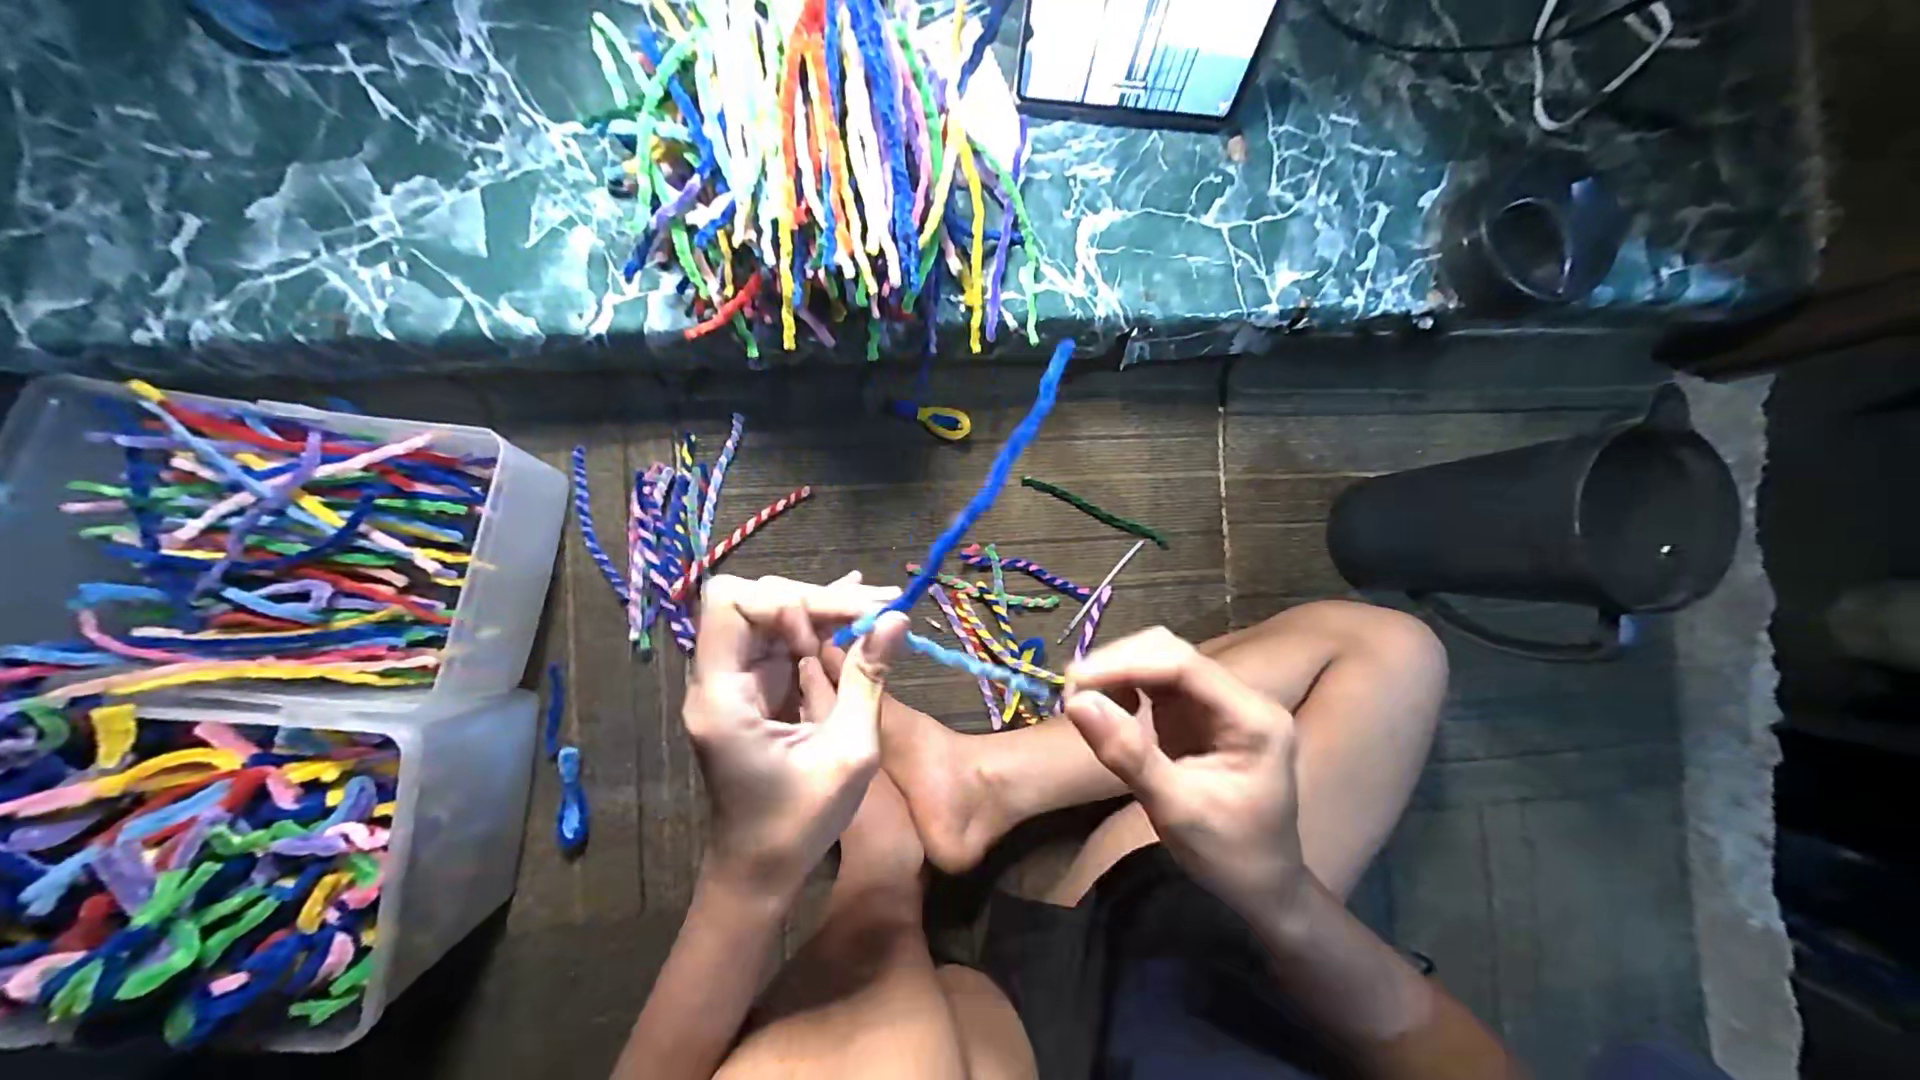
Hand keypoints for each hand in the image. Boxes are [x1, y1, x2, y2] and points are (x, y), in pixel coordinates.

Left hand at [685, 573, 908, 896]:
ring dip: (826, 608)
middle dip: (817, 599)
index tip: (837, 623)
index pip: (730, 604)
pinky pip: (784, 640)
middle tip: (877, 608)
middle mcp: (719, 679)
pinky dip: (820, 625)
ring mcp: (737, 682)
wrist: (760, 870)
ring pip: (774, 616)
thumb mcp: (849, 751)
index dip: (786, 598)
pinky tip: (858, 609)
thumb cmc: (799, 823)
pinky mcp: (756, 689)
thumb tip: (897, 617)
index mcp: (722, 696)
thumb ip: (867, 678)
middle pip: (756, 603)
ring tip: (881, 605)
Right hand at [1063, 627, 1306, 915]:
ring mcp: (1217, 702)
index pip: (1184, 666)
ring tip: (1082, 697)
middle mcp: (1239, 698)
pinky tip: (1109, 707)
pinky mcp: (1196, 712)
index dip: (1126, 664)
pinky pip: (1155, 681)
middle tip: (1072, 691)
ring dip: (1117, 671)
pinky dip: (1124, 685)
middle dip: (1118, 664)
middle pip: (1171, 653)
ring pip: (1160, 660)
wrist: (1261, 884)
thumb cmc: (1228, 854)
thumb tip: (1076, 703)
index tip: (1075, 681)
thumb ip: (1128, 754)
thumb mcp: (1176, 810)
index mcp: (1252, 718)